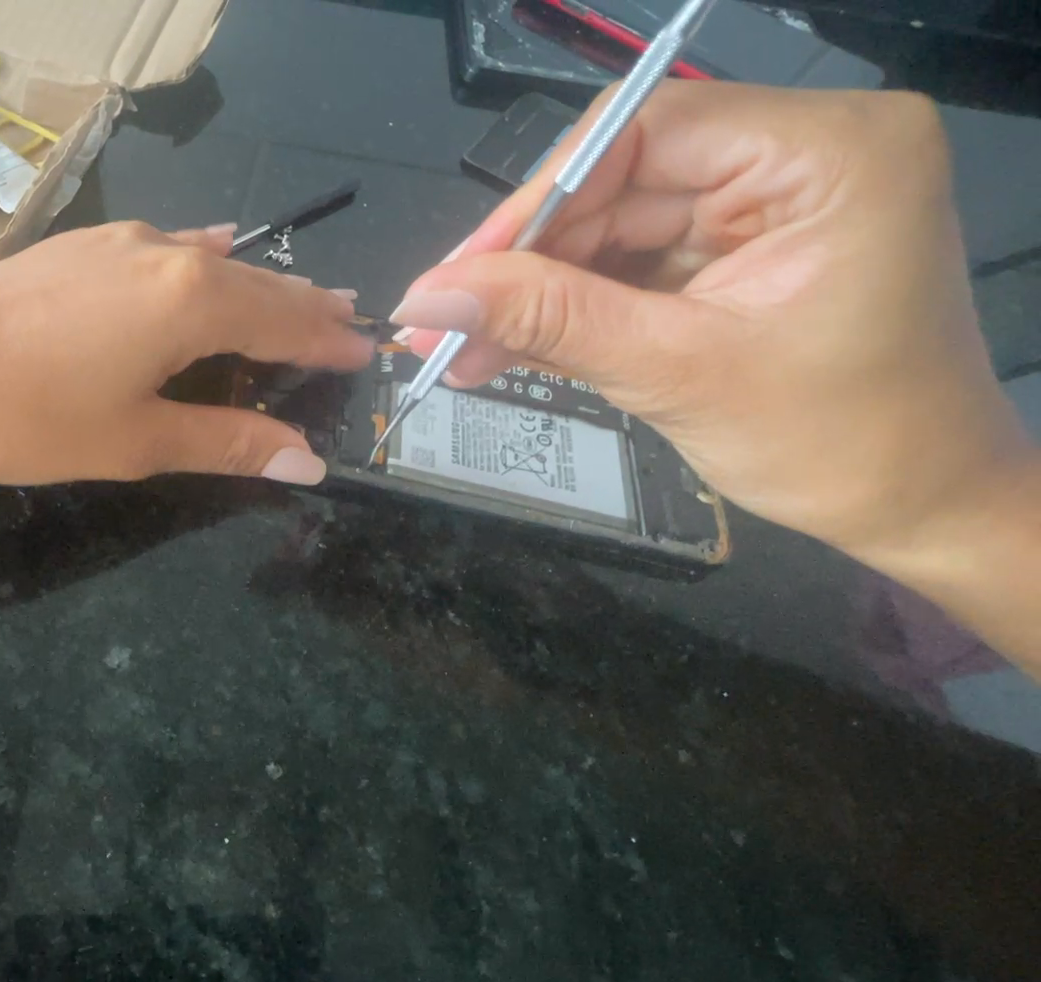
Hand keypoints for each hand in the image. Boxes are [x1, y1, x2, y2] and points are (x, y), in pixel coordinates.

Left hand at [0, 221, 369, 485]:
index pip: (283, 321)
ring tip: (288, 300)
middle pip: (252, 283)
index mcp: (191, 301)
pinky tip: (203, 259)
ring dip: (250, 286)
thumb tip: (305, 463)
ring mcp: (114, 243)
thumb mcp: (134, 441)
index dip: (326, 341)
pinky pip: (160, 252)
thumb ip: (224, 442)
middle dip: (300, 307)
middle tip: (344, 320)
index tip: (365, 348)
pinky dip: (196, 266)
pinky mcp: (74, 248)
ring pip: (205, 263)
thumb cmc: (25, 418)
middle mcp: (163, 254)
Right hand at [387, 82, 1036, 561]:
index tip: (457, 274)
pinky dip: (557, 313)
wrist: (903, 500)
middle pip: (610, 185)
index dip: (535, 200)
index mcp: (823, 155)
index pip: (641, 133)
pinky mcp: (722, 255)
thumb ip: (545, 320)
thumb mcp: (670, 370)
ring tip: (456, 352)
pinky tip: (499, 351)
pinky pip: (616, 269)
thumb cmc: (827, 437)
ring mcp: (753, 209)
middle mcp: (790, 160)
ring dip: (525, 298)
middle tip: (438, 326)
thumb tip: (425, 299)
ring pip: (600, 233)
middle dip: (519, 266)